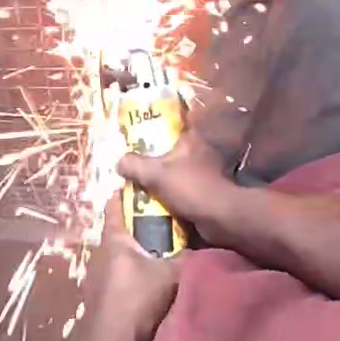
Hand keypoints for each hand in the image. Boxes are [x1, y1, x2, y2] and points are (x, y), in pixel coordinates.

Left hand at [85, 197, 181, 340]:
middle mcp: (101, 251)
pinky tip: (148, 283)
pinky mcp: (100, 295)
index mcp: (114, 238)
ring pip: (119, 253)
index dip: (127, 193)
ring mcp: (98, 274)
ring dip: (136, 252)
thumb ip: (187, 258)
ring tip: (161, 253)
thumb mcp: (170, 275)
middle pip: (119, 229)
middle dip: (139, 226)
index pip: (115, 203)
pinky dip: (131, 273)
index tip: (145, 187)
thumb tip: (207, 246)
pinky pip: (118, 275)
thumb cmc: (137, 299)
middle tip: (164, 223)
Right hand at [116, 134, 241, 244]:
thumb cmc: (190, 187)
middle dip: (155, 154)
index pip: (176, 122)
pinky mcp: (205, 191)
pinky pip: (181, 187)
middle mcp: (198, 151)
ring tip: (139, 179)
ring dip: (162, 175)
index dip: (161, 122)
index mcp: (189, 139)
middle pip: (172, 147)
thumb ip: (134, 165)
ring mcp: (203, 171)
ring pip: (176, 168)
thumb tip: (118, 161)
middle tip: (134, 157)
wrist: (220, 219)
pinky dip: (169, 192)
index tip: (144, 126)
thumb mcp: (155, 173)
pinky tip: (154, 198)